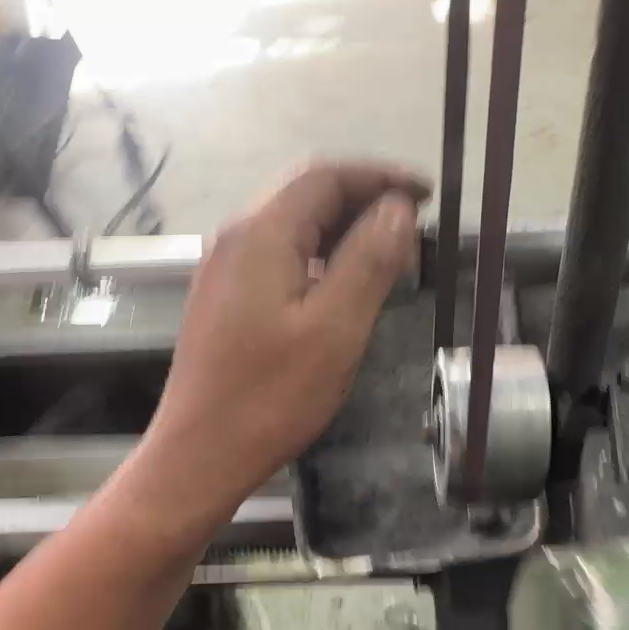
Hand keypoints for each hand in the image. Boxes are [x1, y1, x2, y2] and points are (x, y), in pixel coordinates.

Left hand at [142, 161, 429, 505]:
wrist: (201, 453)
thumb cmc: (270, 398)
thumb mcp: (335, 331)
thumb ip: (368, 261)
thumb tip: (397, 209)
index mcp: (261, 233)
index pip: (327, 176)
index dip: (381, 177)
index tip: (427, 196)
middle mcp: (235, 238)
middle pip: (305, 195)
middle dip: (363, 202)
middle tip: (412, 233)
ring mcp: (223, 270)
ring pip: (291, 228)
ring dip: (341, 232)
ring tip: (386, 260)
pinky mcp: (223, 300)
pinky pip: (276, 259)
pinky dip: (316, 259)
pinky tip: (340, 290)